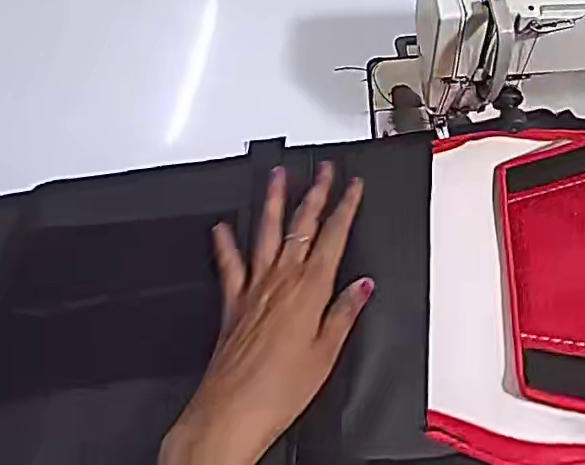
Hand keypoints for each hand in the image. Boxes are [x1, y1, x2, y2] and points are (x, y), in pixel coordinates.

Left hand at [160, 163, 370, 464]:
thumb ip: (345, 313)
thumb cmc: (278, 391)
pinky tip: (221, 227)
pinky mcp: (232, 303)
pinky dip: (224, 244)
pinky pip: (229, 265)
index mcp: (310, 289)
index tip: (353, 185)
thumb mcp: (326, 354)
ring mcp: (255, 287)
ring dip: (273, 201)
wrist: (228, 415)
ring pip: (266, 232)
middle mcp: (282, 280)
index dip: (346, 205)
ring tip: (277, 176)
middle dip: (316, 191)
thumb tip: (363, 285)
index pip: (334, 234)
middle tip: (323, 169)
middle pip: (302, 224)